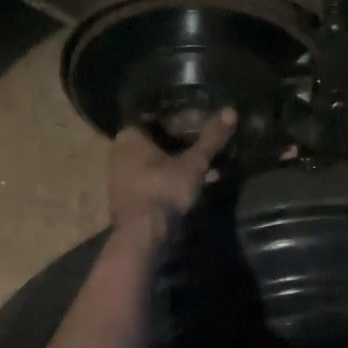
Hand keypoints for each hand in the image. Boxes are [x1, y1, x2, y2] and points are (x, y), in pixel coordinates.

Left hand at [107, 108, 238, 241]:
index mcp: (129, 136)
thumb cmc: (163, 190)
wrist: (141, 236)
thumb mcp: (193, 164)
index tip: (194, 125)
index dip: (174, 121)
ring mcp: (118, 181)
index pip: (152, 119)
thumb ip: (211, 139)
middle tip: (198, 149)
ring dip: (170, 169)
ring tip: (196, 172)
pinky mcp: (124, 203)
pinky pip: (147, 186)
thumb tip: (231, 111)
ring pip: (149, 167)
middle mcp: (117, 154)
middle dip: (174, 147)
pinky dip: (163, 186)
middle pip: (151, 144)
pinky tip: (181, 192)